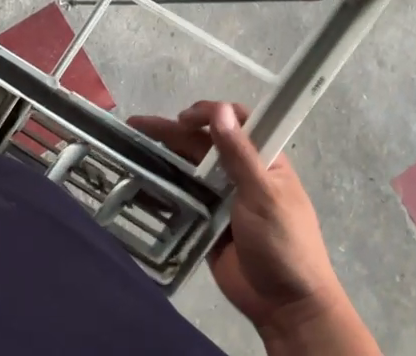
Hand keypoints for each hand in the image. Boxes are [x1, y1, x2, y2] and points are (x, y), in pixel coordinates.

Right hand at [131, 102, 348, 337]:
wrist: (285, 307)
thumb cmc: (284, 245)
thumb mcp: (264, 196)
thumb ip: (240, 153)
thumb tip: (221, 108)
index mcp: (264, 162)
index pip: (236, 123)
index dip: (210, 113)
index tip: (184, 117)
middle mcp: (240, 174)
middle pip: (201, 142)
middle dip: (171, 130)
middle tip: (136, 125)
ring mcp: (220, 197)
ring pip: (187, 166)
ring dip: (161, 154)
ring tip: (129, 146)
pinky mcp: (204, 219)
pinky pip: (180, 194)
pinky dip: (160, 184)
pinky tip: (137, 178)